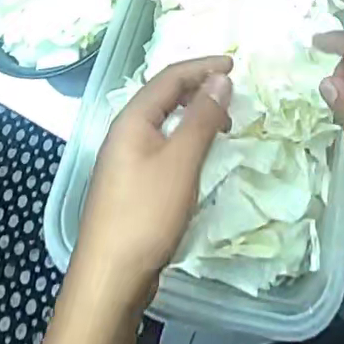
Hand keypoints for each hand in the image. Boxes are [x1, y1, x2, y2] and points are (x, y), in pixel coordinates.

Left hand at [44, 56, 231, 343]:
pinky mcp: (129, 182)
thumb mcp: (181, 162)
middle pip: (164, 94)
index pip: (170, 76)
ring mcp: (124, 157)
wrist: (109, 278)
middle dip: (198, 87)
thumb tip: (220, 78)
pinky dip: (184, 137)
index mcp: (133, 118)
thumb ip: (202, 117)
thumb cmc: (146, 214)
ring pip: (163, 120)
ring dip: (193, 113)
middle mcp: (125, 131)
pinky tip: (197, 154)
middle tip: (231, 94)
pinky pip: (161, 143)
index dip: (202, 66)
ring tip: (221, 122)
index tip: (233, 65)